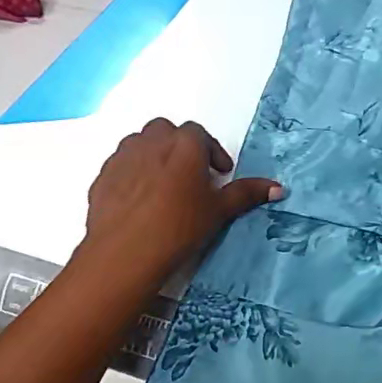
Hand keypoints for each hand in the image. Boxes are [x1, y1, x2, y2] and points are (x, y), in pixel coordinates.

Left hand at [82, 118, 280, 276]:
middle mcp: (151, 141)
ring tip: (166, 185)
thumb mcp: (219, 211)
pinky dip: (134, 172)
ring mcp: (122, 157)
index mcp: (184, 144)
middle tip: (192, 174)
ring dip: (155, 155)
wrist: (125, 251)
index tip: (218, 174)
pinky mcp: (102, 176)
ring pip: (140, 143)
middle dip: (180, 146)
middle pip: (166, 130)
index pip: (199, 133)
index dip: (212, 151)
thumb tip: (278, 188)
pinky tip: (142, 200)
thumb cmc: (180, 226)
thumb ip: (246, 194)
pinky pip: (122, 164)